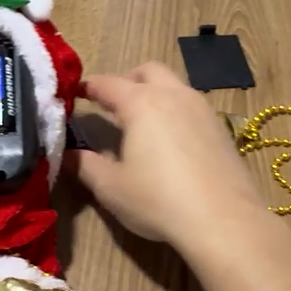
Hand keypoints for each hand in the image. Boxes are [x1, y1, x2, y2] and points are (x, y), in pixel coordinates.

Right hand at [74, 63, 268, 249]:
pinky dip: (177, 113)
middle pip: (148, 71)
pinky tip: (174, 142)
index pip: (109, 84)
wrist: (223, 219)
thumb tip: (67, 155)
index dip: (90, 86)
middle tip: (114, 104)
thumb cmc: (159, 200)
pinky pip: (194, 107)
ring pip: (175, 86)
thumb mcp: (112, 188)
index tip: (77, 92)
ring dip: (156, 94)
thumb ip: (86, 167)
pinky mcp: (222, 129)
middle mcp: (174, 96)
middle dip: (128, 81)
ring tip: (144, 123)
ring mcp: (203, 109)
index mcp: (142, 103)